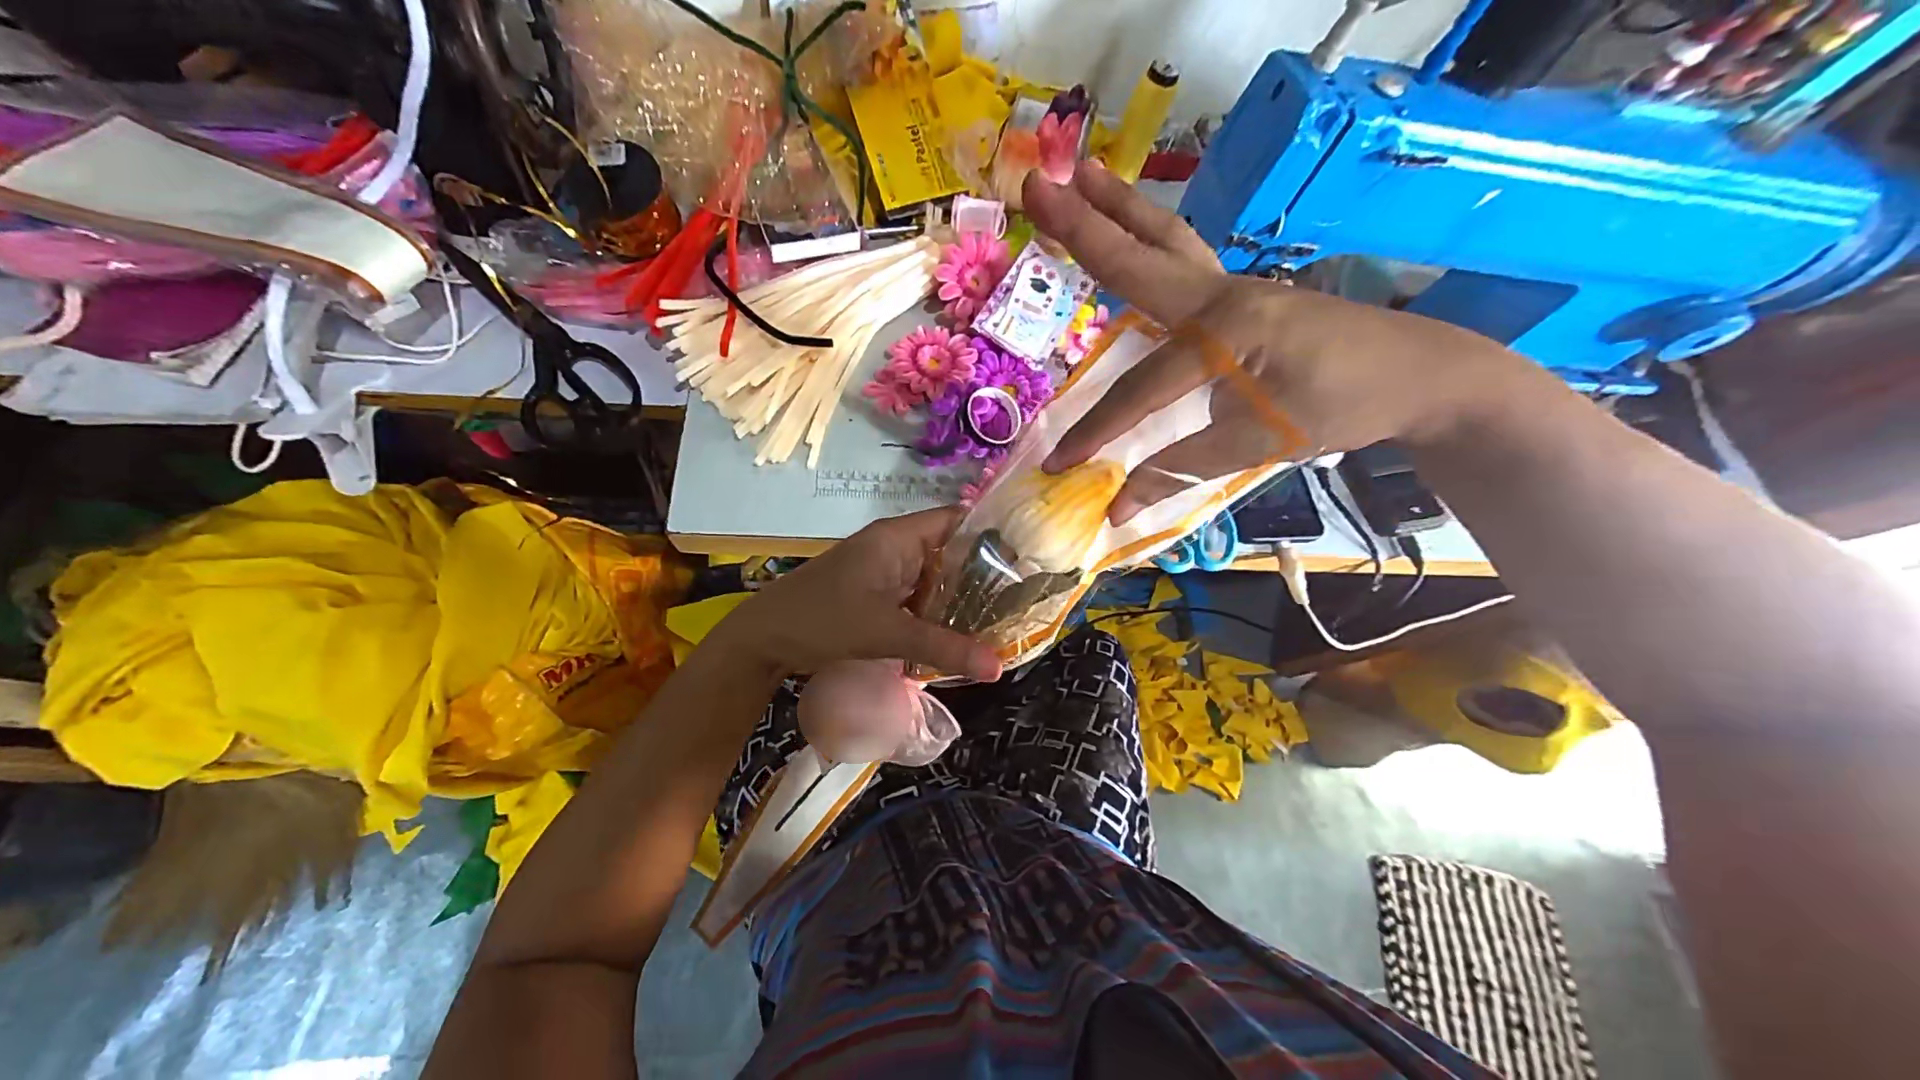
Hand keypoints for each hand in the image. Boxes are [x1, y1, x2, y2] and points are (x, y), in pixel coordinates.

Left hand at [711, 508, 1002, 682]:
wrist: (763, 638)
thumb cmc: (822, 620)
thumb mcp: (886, 633)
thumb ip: (943, 648)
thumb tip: (999, 666)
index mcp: (898, 538)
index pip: (958, 520)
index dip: (993, 534)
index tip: (1028, 560)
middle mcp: (895, 547)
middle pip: (950, 552)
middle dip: (982, 577)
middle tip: (1021, 603)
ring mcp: (884, 570)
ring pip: (934, 579)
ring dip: (958, 601)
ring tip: (999, 623)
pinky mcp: (876, 593)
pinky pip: (917, 598)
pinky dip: (935, 615)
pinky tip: (957, 637)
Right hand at [1023, 164, 1553, 523]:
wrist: (1422, 374)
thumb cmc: (1343, 405)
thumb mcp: (1260, 442)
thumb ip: (1182, 469)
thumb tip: (1116, 506)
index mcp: (1224, 331)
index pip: (1141, 388)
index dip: (1096, 430)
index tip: (1057, 463)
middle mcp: (1222, 295)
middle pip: (1142, 255)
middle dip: (1085, 226)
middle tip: (1036, 187)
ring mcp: (1236, 287)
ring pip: (1168, 241)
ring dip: (1122, 210)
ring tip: (1081, 177)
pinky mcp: (1246, 296)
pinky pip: (1186, 259)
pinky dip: (1152, 239)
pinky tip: (1137, 237)